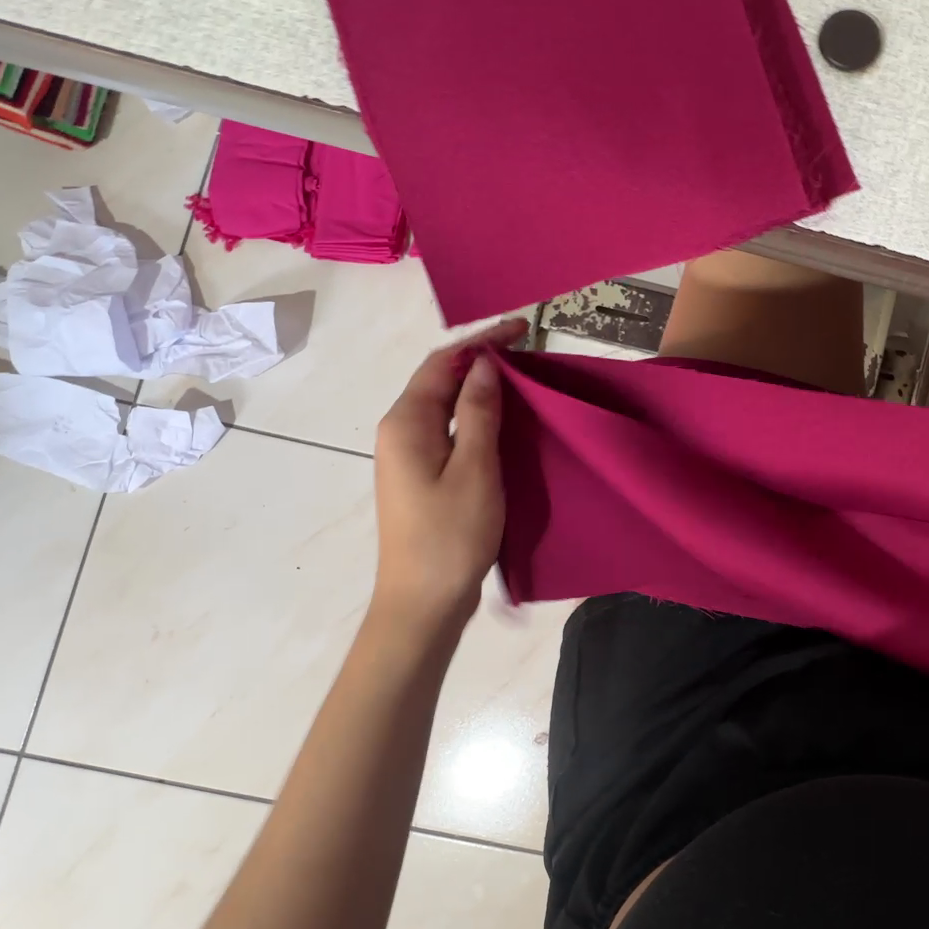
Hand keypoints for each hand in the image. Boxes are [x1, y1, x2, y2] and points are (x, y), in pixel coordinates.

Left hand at [370, 319, 527, 626]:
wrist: (423, 600)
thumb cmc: (450, 534)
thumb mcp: (474, 469)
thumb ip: (479, 413)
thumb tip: (483, 365)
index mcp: (406, 422)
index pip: (442, 363)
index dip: (481, 341)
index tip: (522, 328)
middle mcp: (399, 431)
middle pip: (439, 380)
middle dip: (481, 360)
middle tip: (529, 352)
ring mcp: (408, 456)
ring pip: (446, 407)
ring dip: (480, 389)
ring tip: (524, 381)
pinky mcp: (422, 477)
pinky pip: (450, 431)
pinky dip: (477, 417)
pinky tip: (506, 424)